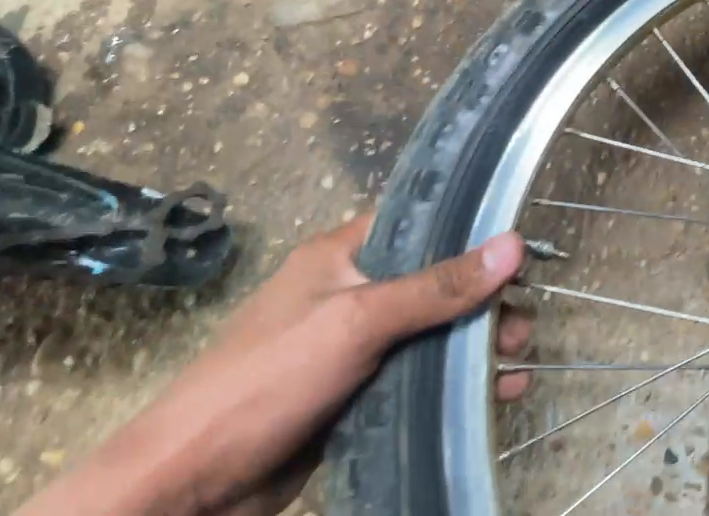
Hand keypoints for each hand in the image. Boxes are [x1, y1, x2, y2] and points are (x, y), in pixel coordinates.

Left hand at [22, 215, 530, 515]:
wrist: (187, 488)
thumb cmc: (267, 381)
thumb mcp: (358, 323)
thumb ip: (438, 287)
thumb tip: (515, 243)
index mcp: (344, 255)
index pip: (421, 220)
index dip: (473, 227)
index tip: (521, 247)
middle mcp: (355, 291)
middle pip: (440, 280)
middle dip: (487, 300)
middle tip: (518, 327)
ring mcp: (357, 344)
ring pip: (438, 330)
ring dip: (481, 343)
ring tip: (514, 363)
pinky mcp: (362, 390)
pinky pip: (425, 373)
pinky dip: (462, 380)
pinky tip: (498, 392)